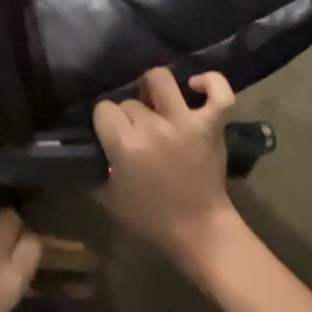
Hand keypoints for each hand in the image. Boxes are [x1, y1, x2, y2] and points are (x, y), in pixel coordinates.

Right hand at [94, 68, 250, 265]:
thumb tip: (93, 151)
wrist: (199, 231)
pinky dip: (210, 83)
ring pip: (162, 80)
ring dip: (153, 87)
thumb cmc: (151, 218)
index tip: (109, 134)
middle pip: (130, 99)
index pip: (103, 108)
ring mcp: (185, 122)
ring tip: (154, 100)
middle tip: (134, 132)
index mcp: (124, 143)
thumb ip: (97, 167)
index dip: (104, 121)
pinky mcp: (212, 126)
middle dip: (128, 114)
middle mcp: (153, 126)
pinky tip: (195, 85)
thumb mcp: (108, 197)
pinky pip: (218, 93)